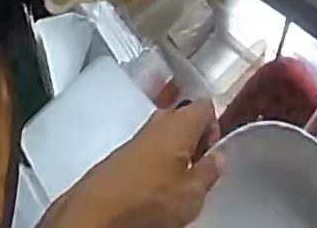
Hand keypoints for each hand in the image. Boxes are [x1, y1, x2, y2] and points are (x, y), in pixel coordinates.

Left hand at [42, 101, 221, 227]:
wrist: (98, 210)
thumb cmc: (151, 198)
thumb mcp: (192, 193)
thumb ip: (210, 171)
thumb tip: (218, 158)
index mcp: (181, 120)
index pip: (207, 106)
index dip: (214, 128)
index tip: (212, 154)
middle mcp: (160, 118)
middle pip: (185, 119)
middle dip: (194, 142)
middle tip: (196, 171)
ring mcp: (139, 133)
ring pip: (166, 134)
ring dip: (174, 153)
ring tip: (175, 183)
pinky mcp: (122, 150)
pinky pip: (149, 147)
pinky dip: (156, 161)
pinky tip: (154, 186)